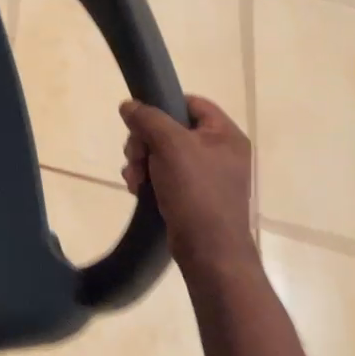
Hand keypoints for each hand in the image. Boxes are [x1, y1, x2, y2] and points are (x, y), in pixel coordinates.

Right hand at [120, 95, 256, 273]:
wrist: (209, 253)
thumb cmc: (196, 192)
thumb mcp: (170, 145)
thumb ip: (147, 118)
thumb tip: (128, 105)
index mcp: (226, 135)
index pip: (191, 102)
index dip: (164, 105)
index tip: (142, 119)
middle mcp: (220, 152)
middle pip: (170, 128)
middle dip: (145, 140)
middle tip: (134, 155)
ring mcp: (207, 175)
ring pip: (162, 151)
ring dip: (141, 160)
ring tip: (134, 177)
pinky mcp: (193, 195)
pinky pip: (164, 174)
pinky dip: (148, 177)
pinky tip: (137, 188)